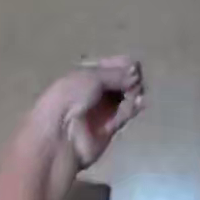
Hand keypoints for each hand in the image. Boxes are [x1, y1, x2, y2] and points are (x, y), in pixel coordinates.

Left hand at [29, 56, 143, 170]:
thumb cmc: (71, 97)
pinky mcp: (110, 127)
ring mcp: (103, 109)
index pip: (113, 65)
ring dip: (134, 92)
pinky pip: (125, 114)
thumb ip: (117, 74)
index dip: (125, 65)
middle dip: (131, 78)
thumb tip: (136, 74)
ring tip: (134, 94)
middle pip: (122, 80)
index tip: (132, 67)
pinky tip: (140, 102)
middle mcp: (95, 90)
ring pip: (126, 96)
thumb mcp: (92, 76)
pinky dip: (134, 107)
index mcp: (87, 74)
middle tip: (134, 82)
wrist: (59, 134)